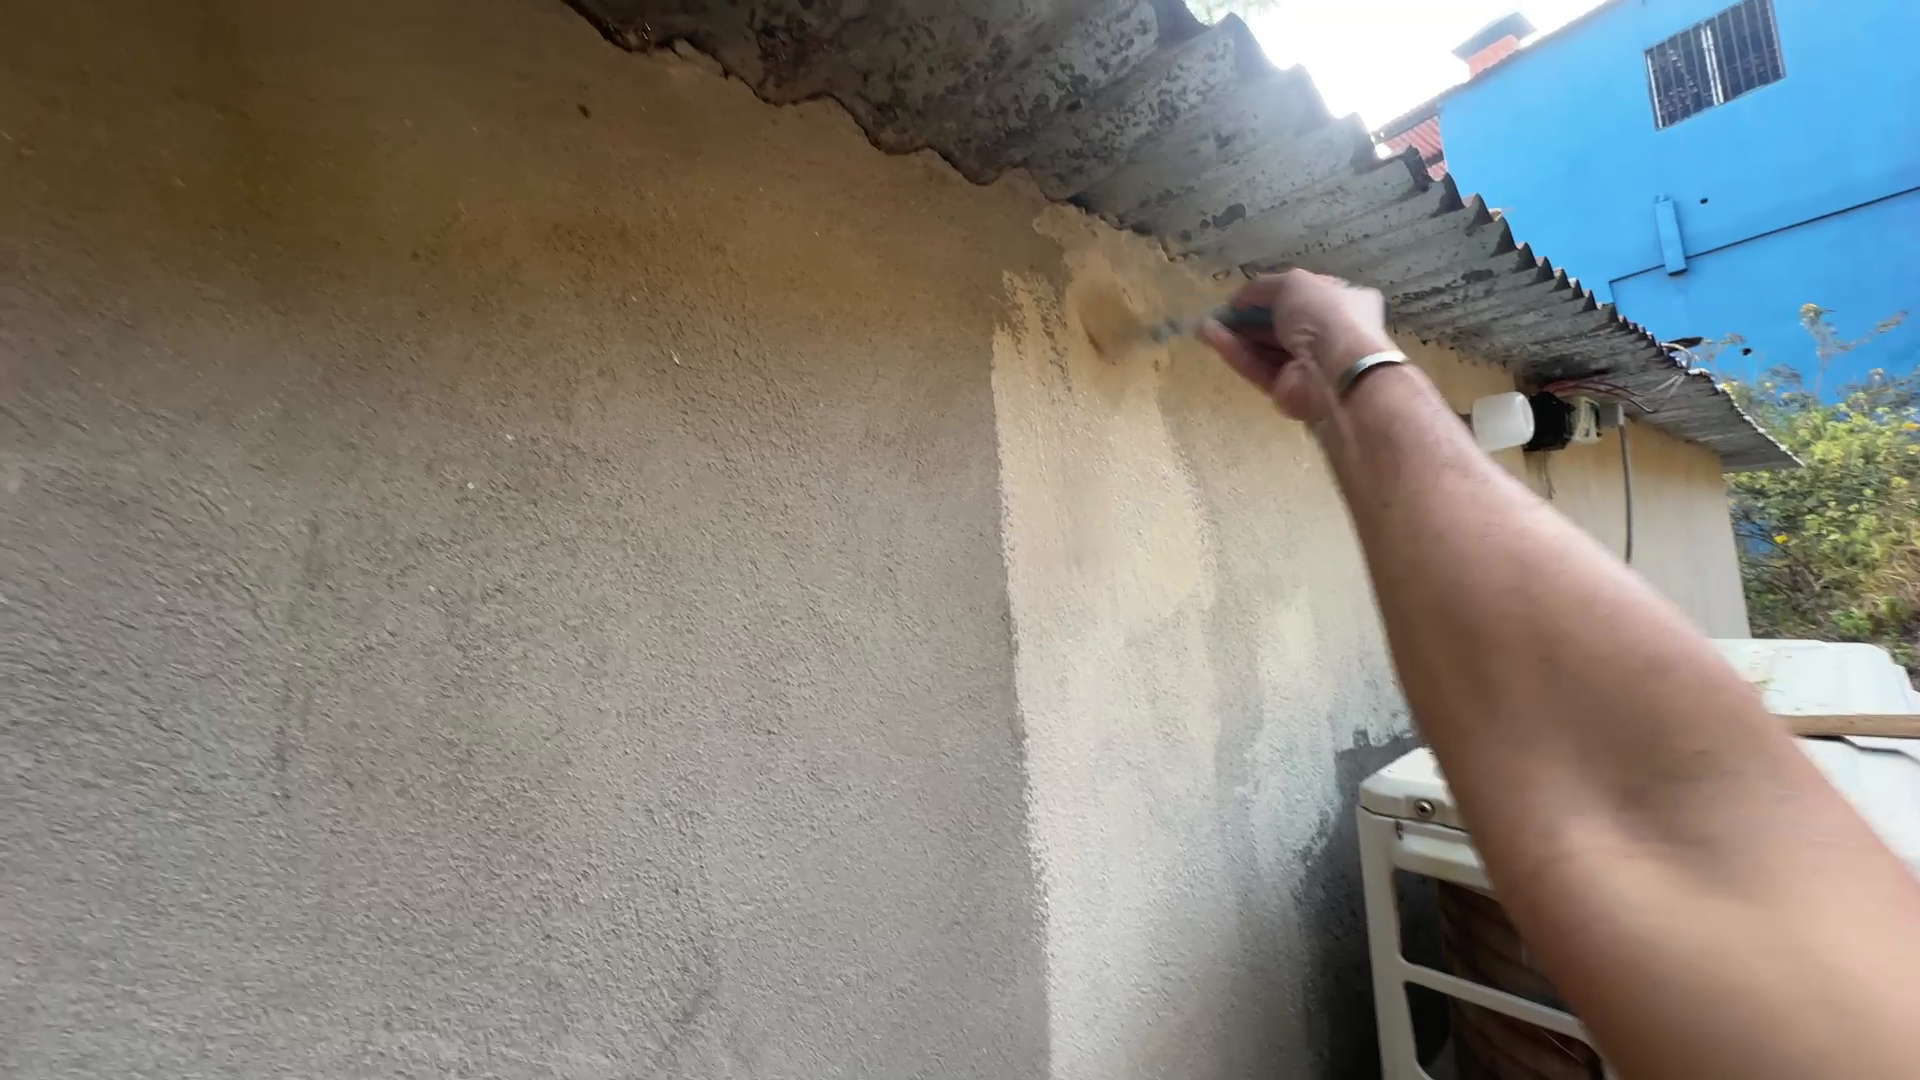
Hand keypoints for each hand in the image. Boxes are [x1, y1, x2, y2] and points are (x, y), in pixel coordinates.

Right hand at [1198, 270, 1396, 423]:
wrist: (1336, 370)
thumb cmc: (1324, 315)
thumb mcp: (1293, 283)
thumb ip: (1262, 287)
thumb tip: (1237, 298)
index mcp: (1342, 301)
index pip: (1303, 294)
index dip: (1271, 293)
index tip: (1242, 295)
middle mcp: (1326, 331)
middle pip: (1279, 322)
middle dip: (1247, 317)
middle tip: (1217, 313)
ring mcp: (1306, 362)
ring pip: (1264, 346)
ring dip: (1234, 334)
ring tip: (1204, 326)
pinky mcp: (1285, 387)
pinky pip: (1256, 366)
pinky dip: (1234, 352)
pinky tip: (1210, 338)